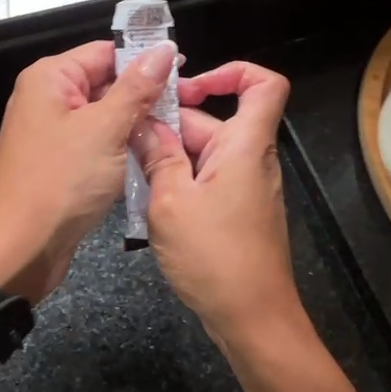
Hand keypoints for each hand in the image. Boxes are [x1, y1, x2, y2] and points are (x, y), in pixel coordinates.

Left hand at [0, 40, 177, 301]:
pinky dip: (121, 148)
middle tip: (187, 109)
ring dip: (136, 125)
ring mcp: (52, 132)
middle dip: (144, 96)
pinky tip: (150, 158)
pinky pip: (97, 143)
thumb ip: (137, 88)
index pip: (106, 52)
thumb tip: (164, 49)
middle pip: (106, 82)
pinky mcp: (59, 162)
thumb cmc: (60, 182)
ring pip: (105, 116)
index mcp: (50, 78)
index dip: (144, 59)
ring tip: (175, 134)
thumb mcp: (105, 129)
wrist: (19, 249)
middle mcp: (47, 98)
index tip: (185, 73)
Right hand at [130, 61, 298, 340]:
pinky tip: (146, 201)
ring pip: (204, 153)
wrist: (254, 320)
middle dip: (170, 125)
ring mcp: (245, 187)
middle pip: (214, 120)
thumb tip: (143, 123)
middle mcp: (250, 159)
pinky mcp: (237, 212)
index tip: (187, 86)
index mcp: (245, 145)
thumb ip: (157, 156)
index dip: (230, 71)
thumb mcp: (171, 202)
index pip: (263, 84)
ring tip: (130, 172)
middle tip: (127, 139)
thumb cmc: (215, 257)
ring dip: (168, 157)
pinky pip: (206, 179)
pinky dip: (177, 181)